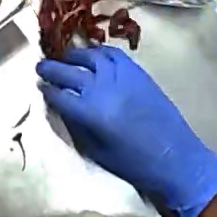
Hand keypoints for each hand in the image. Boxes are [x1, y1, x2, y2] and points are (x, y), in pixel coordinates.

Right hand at [37, 45, 216, 216]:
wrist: (176, 160)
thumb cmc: (134, 164)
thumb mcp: (96, 151)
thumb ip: (76, 125)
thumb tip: (61, 105)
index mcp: (89, 114)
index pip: (58, 95)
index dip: (46, 90)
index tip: (41, 87)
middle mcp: (100, 90)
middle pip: (67, 72)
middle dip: (51, 69)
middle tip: (41, 66)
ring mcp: (119, 77)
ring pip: (89, 56)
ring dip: (73, 55)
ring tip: (66, 57)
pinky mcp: (136, 72)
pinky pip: (112, 54)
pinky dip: (99, 52)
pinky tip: (93, 55)